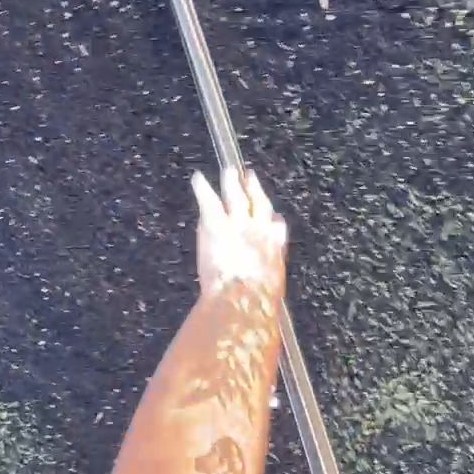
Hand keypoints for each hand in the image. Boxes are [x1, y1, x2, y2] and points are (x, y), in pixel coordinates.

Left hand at [192, 167, 286, 299]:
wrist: (242, 299)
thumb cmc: (257, 303)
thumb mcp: (269, 296)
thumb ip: (267, 287)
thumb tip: (265, 301)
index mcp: (275, 248)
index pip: (277, 227)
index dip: (272, 220)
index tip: (270, 215)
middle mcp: (259, 229)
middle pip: (259, 202)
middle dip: (254, 189)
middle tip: (249, 176)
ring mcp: (237, 223)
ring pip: (236, 195)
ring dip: (231, 181)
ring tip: (228, 170)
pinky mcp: (216, 223)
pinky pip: (209, 199)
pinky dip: (202, 187)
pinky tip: (197, 178)